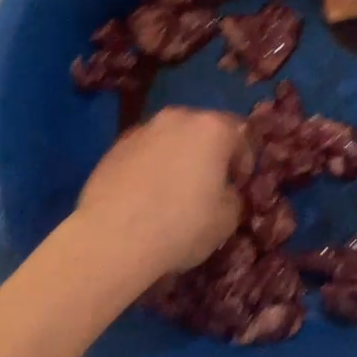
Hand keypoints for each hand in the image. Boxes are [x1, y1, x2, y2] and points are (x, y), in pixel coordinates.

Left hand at [71, 107, 244, 283]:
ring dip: (178, 157)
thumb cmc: (181, 225)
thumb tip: (223, 191)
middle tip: (209, 185)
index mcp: (212, 128)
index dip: (244, 161)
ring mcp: (142, 130)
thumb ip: (233, 196)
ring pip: (170, 139)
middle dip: (209, 154)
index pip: (240, 135)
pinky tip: (145, 195)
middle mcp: (177, 118)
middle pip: (203, 130)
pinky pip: (144, 152)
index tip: (238, 185)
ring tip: (173, 190)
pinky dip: (150, 166)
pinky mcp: (114, 147)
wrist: (113, 238)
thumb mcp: (227, 219)